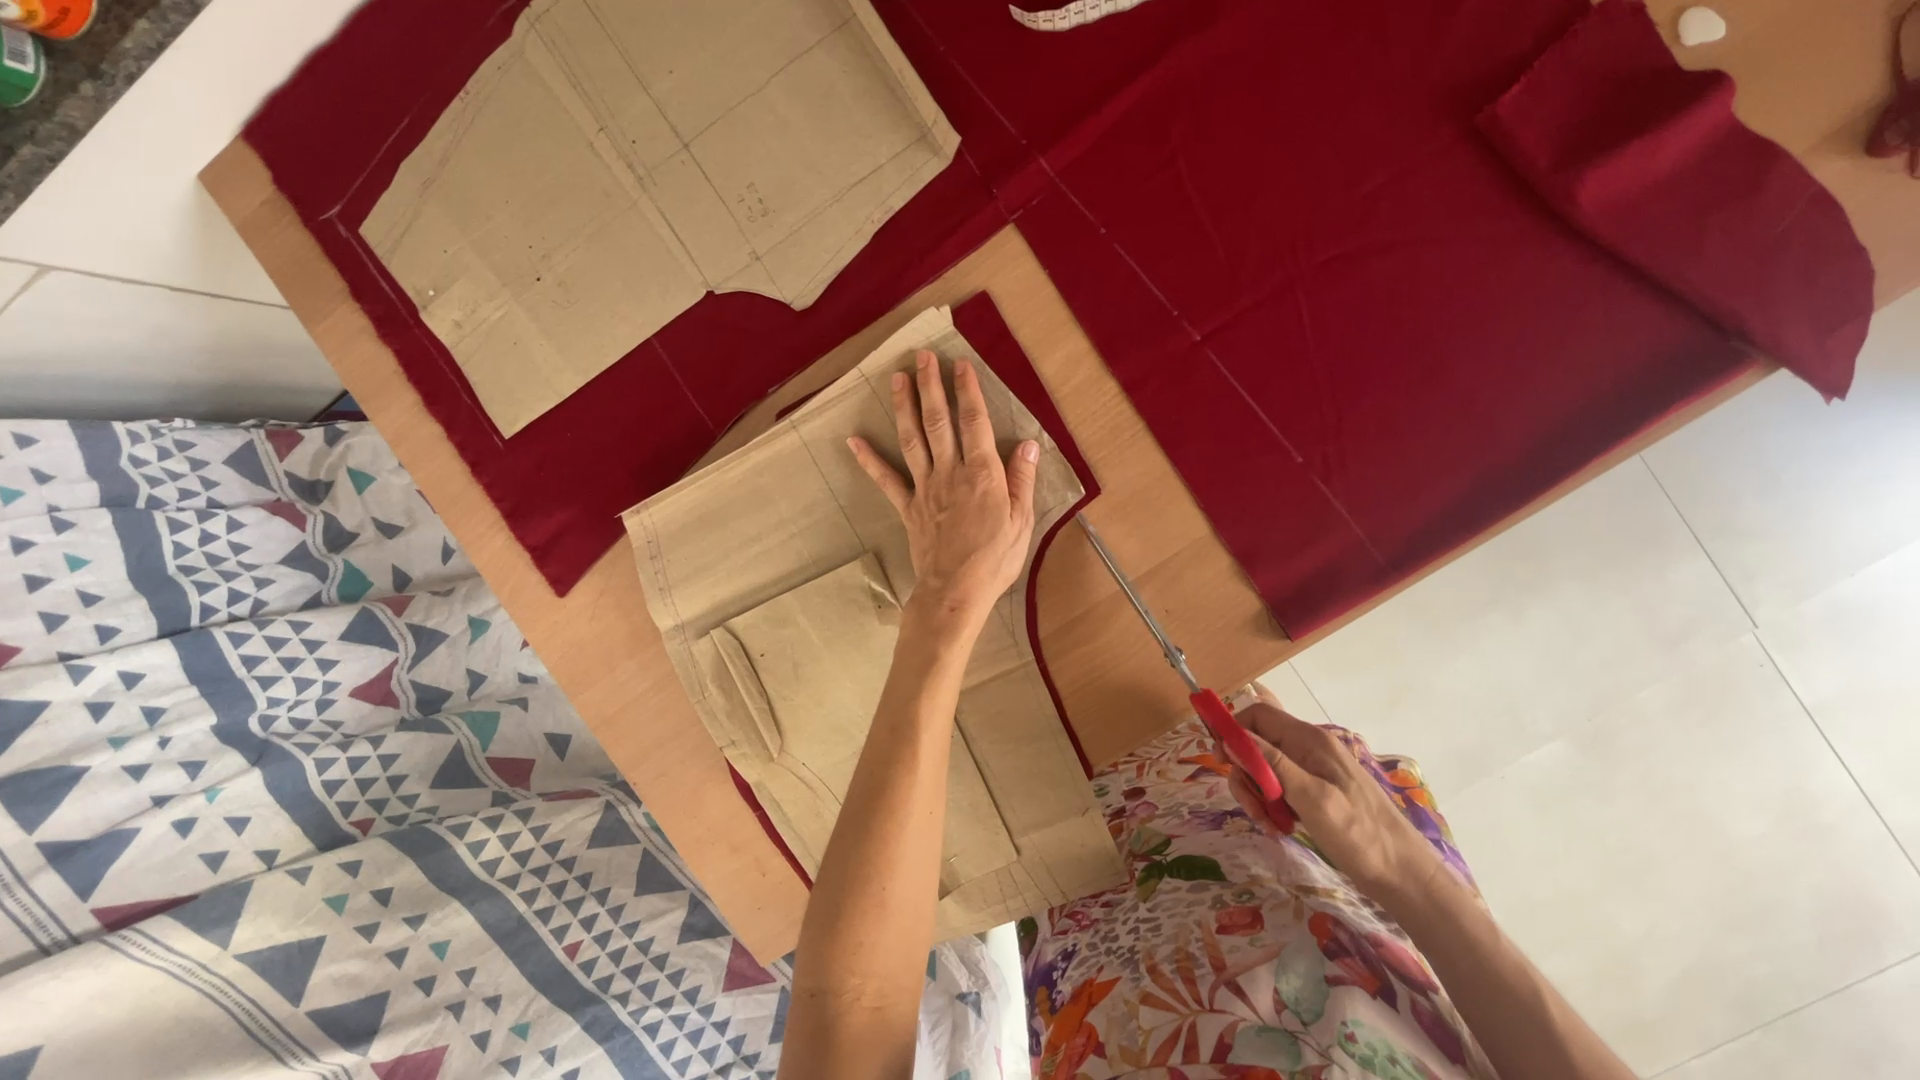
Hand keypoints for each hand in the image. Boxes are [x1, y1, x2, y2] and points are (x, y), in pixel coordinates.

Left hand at [848, 350, 1039, 629]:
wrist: (955, 591)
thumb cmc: (994, 559)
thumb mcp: (1022, 520)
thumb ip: (1022, 480)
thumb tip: (1029, 444)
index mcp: (982, 474)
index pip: (974, 422)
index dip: (967, 391)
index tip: (960, 364)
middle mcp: (950, 472)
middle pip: (938, 422)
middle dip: (930, 386)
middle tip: (922, 356)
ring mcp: (925, 489)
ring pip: (912, 439)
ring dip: (903, 407)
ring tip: (896, 379)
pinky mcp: (909, 508)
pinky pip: (886, 480)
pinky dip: (869, 459)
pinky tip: (854, 440)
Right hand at [1224, 684, 1445, 901]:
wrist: (1401, 874)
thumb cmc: (1359, 834)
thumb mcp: (1311, 797)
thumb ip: (1272, 763)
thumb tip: (1234, 735)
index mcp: (1310, 741)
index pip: (1258, 715)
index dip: (1233, 731)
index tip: (1220, 761)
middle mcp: (1309, 749)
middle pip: (1256, 744)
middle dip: (1244, 774)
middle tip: (1252, 807)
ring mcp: (1312, 771)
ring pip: (1264, 770)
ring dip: (1256, 795)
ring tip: (1269, 824)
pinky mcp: (1314, 792)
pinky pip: (1279, 789)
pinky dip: (1271, 806)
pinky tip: (1280, 828)